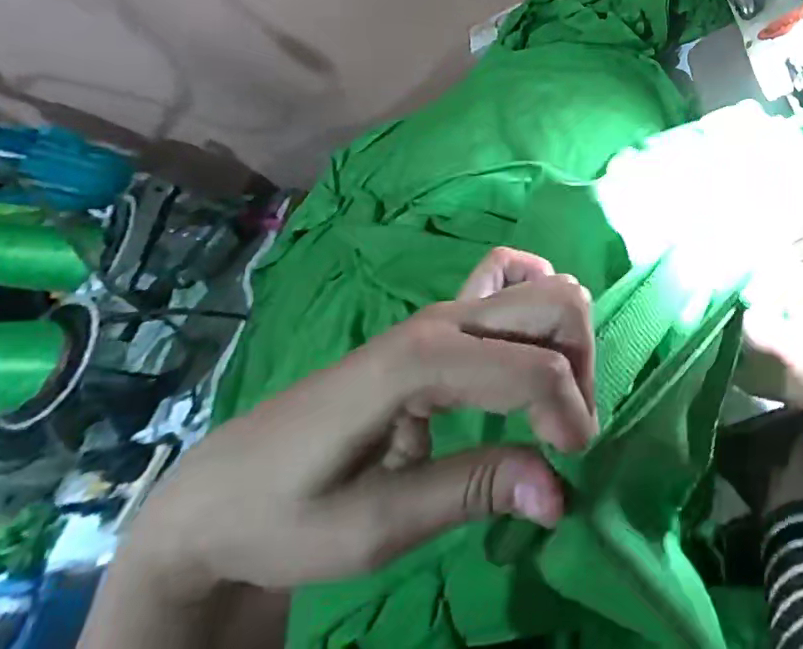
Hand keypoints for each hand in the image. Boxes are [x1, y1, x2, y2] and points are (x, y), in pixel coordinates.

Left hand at [118, 248, 596, 597]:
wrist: (222, 491)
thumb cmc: (285, 516)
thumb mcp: (373, 526)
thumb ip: (472, 494)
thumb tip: (560, 493)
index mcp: (420, 363)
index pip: (531, 368)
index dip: (569, 414)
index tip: (571, 468)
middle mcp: (441, 320)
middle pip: (554, 304)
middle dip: (580, 367)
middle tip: (565, 433)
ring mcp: (441, 313)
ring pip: (542, 288)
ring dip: (567, 342)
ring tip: (551, 404)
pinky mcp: (438, 321)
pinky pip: (506, 276)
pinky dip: (536, 297)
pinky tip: (528, 341)